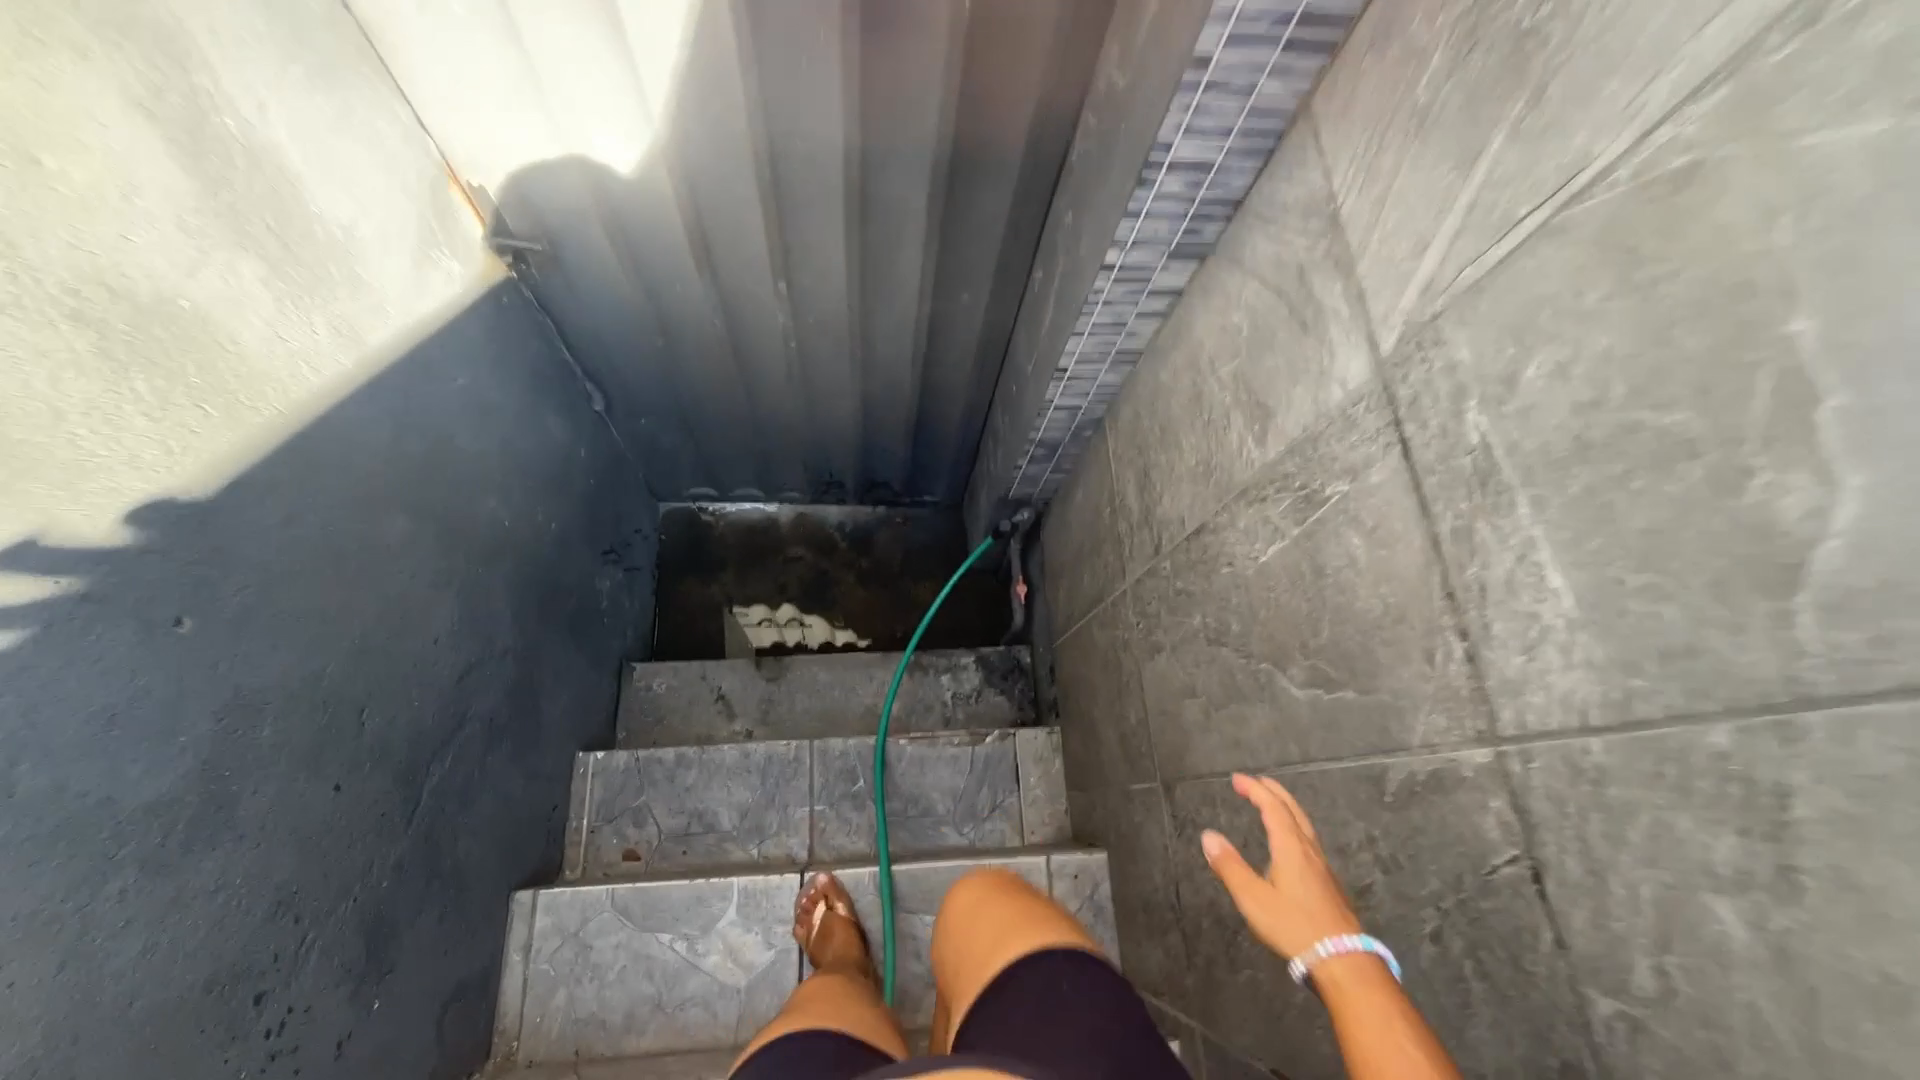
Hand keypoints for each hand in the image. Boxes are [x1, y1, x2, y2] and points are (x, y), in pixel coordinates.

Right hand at [1202, 773, 1362, 959]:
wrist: (1344, 958)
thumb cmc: (1294, 926)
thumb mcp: (1253, 898)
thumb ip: (1230, 866)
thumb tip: (1208, 836)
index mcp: (1290, 848)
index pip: (1273, 808)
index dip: (1255, 790)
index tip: (1237, 779)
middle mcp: (1309, 851)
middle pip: (1293, 811)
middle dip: (1274, 792)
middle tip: (1257, 781)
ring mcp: (1322, 867)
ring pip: (1305, 826)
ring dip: (1287, 808)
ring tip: (1273, 805)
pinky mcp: (1328, 883)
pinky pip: (1309, 841)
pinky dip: (1295, 827)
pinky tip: (1291, 844)